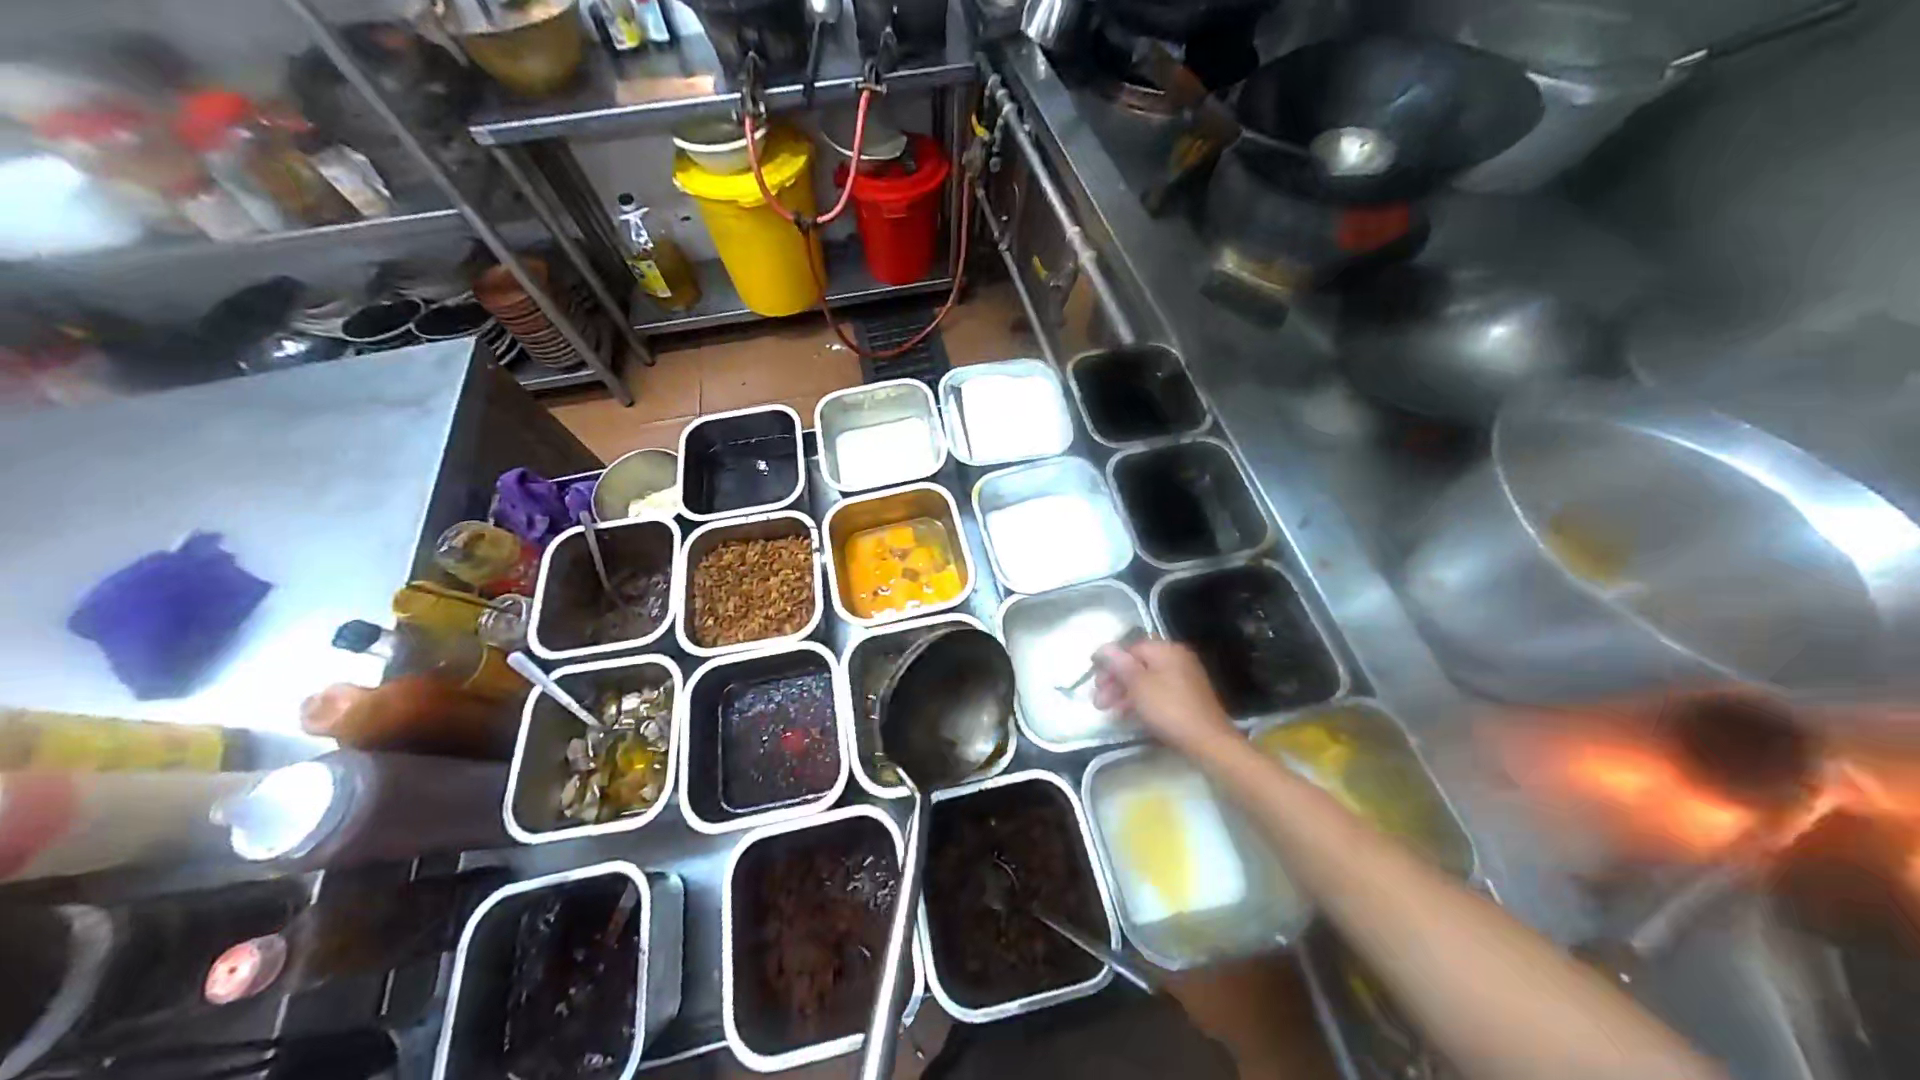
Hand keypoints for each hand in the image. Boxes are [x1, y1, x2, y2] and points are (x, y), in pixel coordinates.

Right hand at [1092, 640, 1238, 756]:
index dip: (1109, 662)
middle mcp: (1176, 658)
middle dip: (1114, 681)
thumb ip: (1118, 663)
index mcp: (1166, 650)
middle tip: (1098, 700)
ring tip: (1107, 710)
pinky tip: (1126, 714)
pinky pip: (1157, 692)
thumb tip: (1103, 647)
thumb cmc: (1169, 709)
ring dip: (1124, 692)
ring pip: (1146, 680)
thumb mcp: (1138, 684)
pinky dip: (1140, 700)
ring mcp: (1184, 678)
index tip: (1094, 681)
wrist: (1208, 741)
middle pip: (1137, 664)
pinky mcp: (1186, 697)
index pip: (1130, 648)